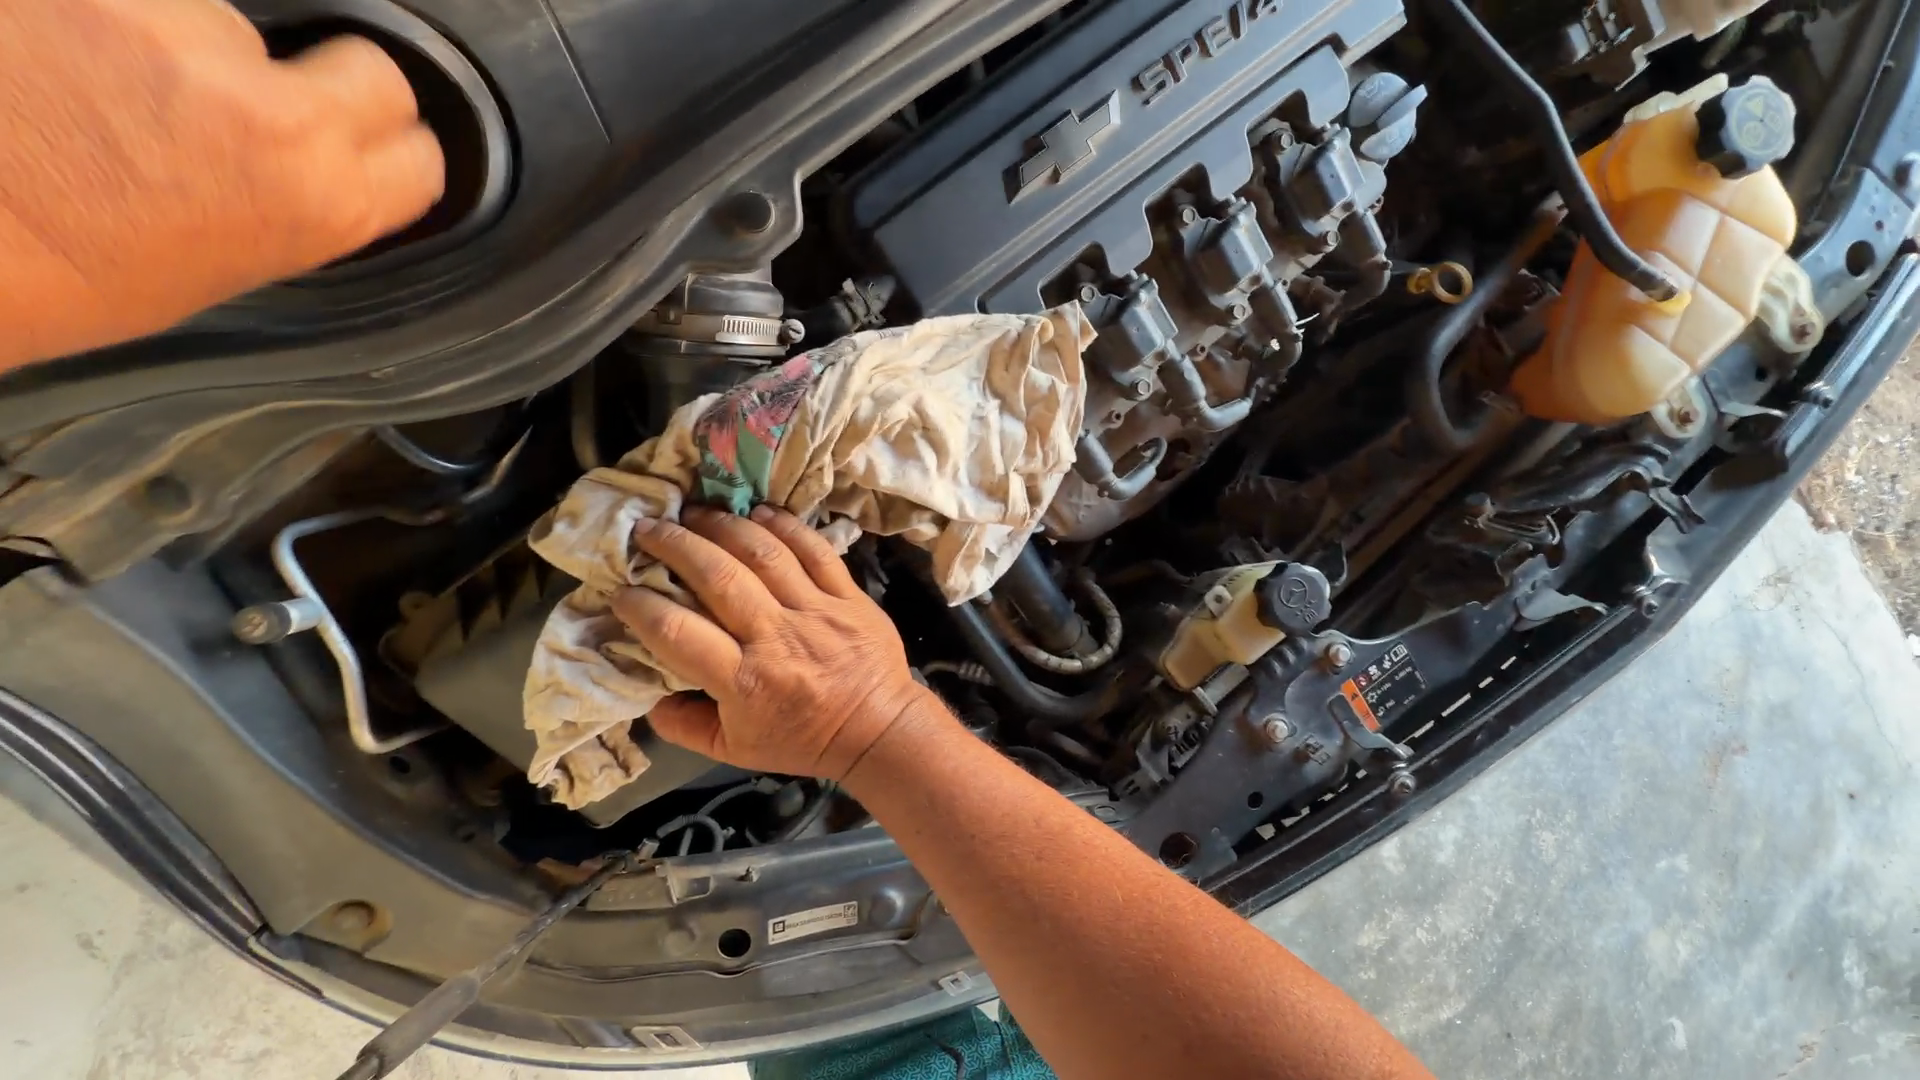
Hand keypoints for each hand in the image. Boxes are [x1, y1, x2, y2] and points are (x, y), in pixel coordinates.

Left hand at [0, 0, 444, 367]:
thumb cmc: (71, 273)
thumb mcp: (240, 263)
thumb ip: (303, 201)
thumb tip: (322, 164)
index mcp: (328, 204)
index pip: (423, 157)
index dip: (396, 148)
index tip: (373, 143)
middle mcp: (282, 120)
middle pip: (376, 71)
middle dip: (338, 80)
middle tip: (277, 98)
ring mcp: (184, 38)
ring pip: (233, 21)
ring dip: (190, 43)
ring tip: (120, 82)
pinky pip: (146, 5)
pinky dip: (112, 21)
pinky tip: (75, 54)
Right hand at [612, 506, 938, 779]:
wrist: (878, 729)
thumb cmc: (802, 739)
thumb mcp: (733, 750)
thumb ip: (683, 724)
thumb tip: (644, 693)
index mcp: (744, 681)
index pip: (678, 631)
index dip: (641, 607)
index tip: (621, 590)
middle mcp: (777, 637)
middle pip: (718, 576)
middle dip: (675, 545)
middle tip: (647, 528)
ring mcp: (816, 610)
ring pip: (764, 553)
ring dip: (722, 525)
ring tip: (693, 511)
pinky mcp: (848, 594)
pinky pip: (814, 549)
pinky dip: (784, 525)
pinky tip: (757, 510)